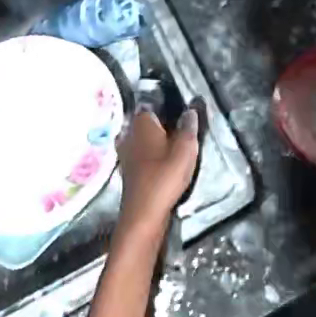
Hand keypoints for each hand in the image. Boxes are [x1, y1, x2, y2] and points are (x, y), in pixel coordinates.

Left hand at [116, 104, 200, 237]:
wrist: (144, 212)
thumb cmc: (165, 175)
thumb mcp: (186, 149)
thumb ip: (189, 127)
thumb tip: (190, 110)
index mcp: (141, 121)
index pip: (154, 104)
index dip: (169, 106)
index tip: (183, 112)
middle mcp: (128, 132)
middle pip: (148, 122)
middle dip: (163, 125)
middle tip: (183, 132)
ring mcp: (125, 151)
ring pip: (143, 139)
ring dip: (157, 142)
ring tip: (175, 149)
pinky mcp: (127, 169)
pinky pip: (141, 154)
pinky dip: (151, 156)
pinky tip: (163, 163)